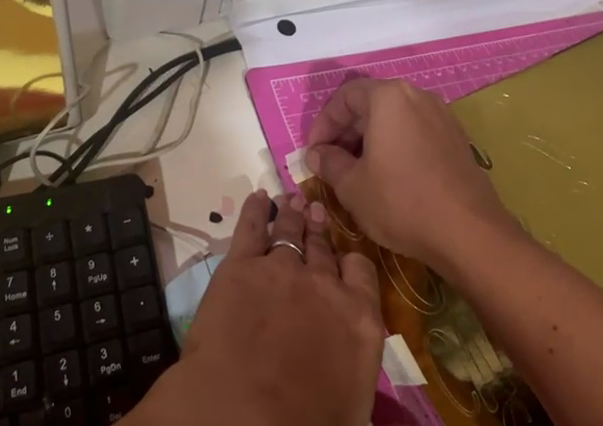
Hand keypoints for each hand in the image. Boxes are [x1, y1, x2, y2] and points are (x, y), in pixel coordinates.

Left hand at [128, 190, 384, 425]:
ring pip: (290, 232)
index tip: (345, 256)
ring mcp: (281, 269)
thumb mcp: (353, 401)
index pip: (362, 272)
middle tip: (316, 211)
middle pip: (324, 248)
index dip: (351, 261)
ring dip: (292, 215)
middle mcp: (324, 284)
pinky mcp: (241, 266)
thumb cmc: (306, 419)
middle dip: (320, 230)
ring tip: (293, 200)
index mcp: (359, 318)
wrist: (241, 410)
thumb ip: (357, 361)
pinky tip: (259, 198)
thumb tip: (354, 357)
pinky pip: (250, 228)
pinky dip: (255, 210)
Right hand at [305, 78, 516, 272]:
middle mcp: (416, 95)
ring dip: (370, 140)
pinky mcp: (456, 138)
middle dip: (346, 132)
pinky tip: (388, 177)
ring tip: (357, 172)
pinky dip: (395, 146)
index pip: (344, 97)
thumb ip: (328, 163)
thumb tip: (317, 154)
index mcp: (388, 97)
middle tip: (331, 163)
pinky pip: (414, 132)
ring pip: (393, 119)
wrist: (469, 233)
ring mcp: (441, 115)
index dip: (323, 124)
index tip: (313, 153)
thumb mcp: (352, 186)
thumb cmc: (401, 202)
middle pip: (370, 104)